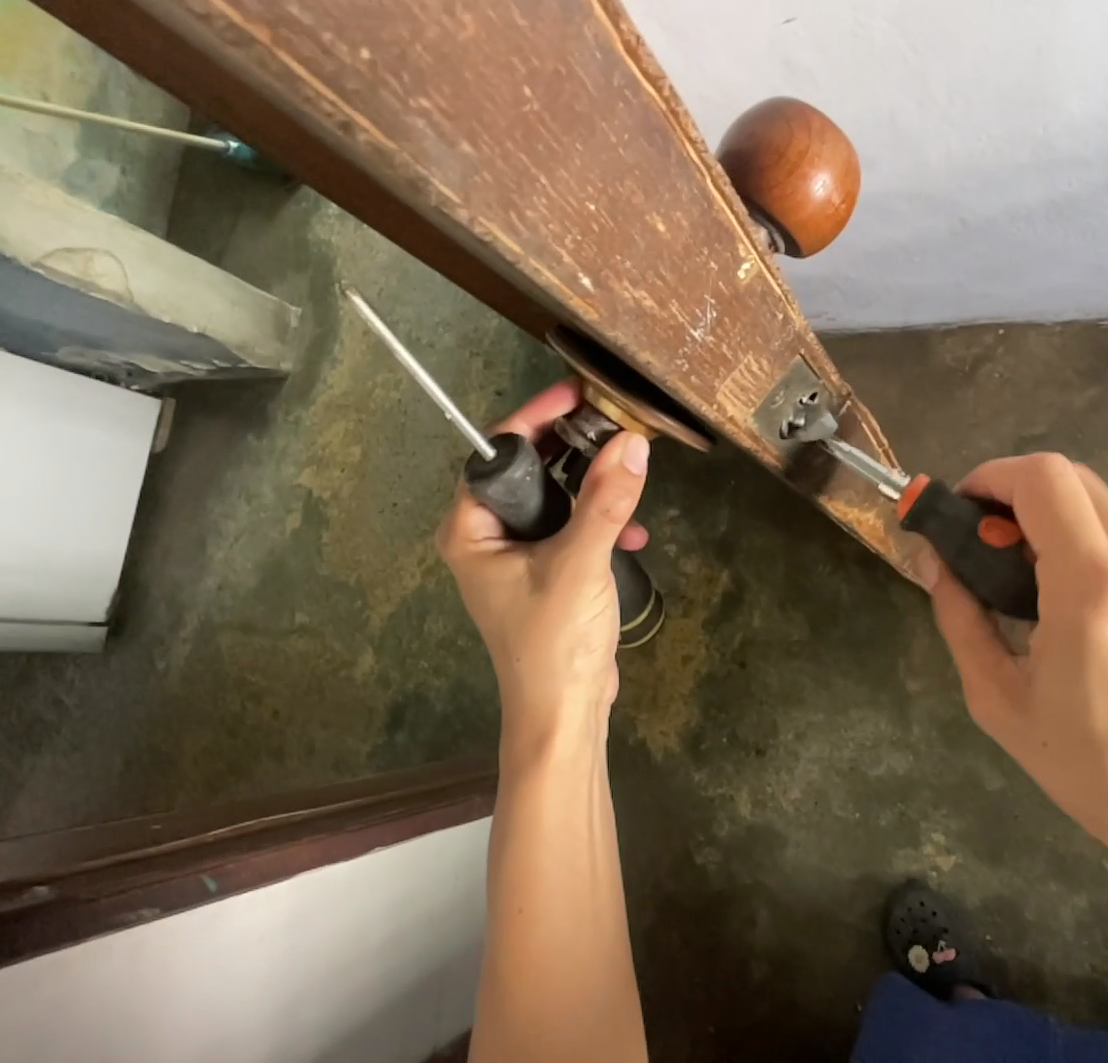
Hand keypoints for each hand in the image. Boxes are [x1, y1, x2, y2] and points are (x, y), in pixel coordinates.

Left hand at [436, 380, 649, 755]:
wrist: (565, 713)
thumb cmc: (554, 641)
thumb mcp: (581, 563)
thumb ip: (606, 501)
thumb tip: (634, 442)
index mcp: (472, 528)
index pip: (497, 453)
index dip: (535, 418)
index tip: (577, 393)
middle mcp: (488, 536)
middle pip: (528, 471)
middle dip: (573, 450)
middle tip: (612, 426)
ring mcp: (519, 557)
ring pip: (555, 498)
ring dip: (593, 488)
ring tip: (629, 477)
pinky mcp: (548, 574)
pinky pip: (572, 528)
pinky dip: (600, 523)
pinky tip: (631, 533)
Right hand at [926, 454, 1107, 883]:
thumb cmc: (1097, 771)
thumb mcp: (1001, 701)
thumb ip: (960, 618)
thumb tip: (936, 564)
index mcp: (1092, 590)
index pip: (1041, 479)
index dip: (990, 477)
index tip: (962, 512)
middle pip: (1072, 479)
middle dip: (1015, 496)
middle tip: (985, 547)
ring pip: (1101, 508)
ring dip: (1052, 524)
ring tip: (1027, 588)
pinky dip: (1086, 550)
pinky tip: (1074, 610)